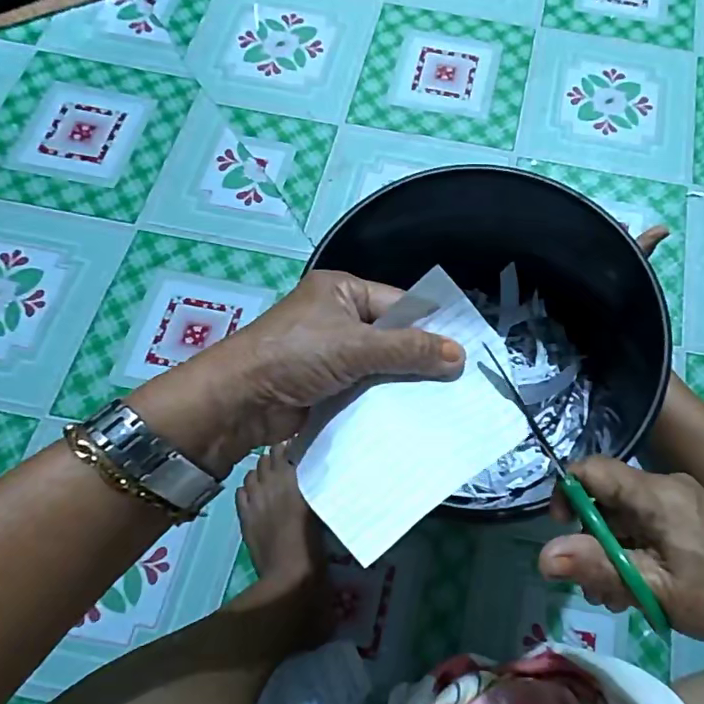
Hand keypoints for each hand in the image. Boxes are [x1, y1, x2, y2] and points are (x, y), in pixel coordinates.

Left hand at [127, 270, 464, 473]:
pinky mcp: (330, 383)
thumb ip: (410, 349)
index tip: (465, 349)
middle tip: (461, 378)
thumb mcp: (357, 346)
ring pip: (384, 364)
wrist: (238, 402)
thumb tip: (460, 356)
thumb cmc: (295, 356)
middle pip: (395, 335)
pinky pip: (369, 386)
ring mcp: (334, 352)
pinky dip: (388, 397)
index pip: (401, 304)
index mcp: (343, 292)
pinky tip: (415, 411)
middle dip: (423, 357)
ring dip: (407, 380)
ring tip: (447, 397)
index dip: (432, 326)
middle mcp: (340, 317)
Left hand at [227, 447, 330, 646]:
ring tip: (278, 469)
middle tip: (296, 452)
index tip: (309, 440)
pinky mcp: (245, 518)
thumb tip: (319, 474)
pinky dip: (250, 485)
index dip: (297, 444)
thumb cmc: (317, 549)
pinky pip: (243, 491)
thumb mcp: (324, 512)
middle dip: (280, 452)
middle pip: (270, 457)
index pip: (290, 450)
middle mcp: (273, 488)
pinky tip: (260, 490)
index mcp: (296, 484)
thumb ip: (321, 489)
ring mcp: (255, 502)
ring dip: (264, 468)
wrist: (290, 582)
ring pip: (254, 472)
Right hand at [537, 457, 703, 650]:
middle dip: (591, 541)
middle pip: (608, 498)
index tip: (560, 532)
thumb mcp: (652, 587)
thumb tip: (542, 555)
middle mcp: (668, 486)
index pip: (595, 469)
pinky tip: (638, 592)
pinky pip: (646, 526)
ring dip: (611, 555)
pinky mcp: (691, 520)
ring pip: (625, 517)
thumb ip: (597, 566)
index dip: (568, 493)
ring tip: (619, 599)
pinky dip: (633, 554)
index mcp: (659, 493)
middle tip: (595, 588)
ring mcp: (682, 502)